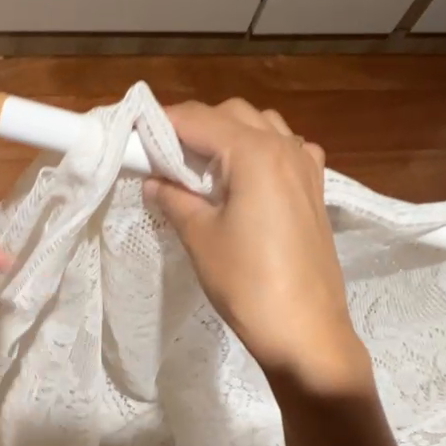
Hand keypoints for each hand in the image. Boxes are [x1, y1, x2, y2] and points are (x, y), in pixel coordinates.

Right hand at [146, 99, 371, 394]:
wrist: (305, 331)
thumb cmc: (248, 284)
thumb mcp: (200, 238)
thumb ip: (174, 198)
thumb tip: (154, 180)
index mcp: (254, 152)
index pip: (196, 119)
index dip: (159, 124)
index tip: (131, 137)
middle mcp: (284, 147)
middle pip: (230, 115)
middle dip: (192, 127)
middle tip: (161, 160)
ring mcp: (306, 166)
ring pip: (260, 126)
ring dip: (227, 135)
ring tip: (201, 171)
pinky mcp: (315, 189)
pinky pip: (286, 149)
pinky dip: (260, 151)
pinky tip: (245, 180)